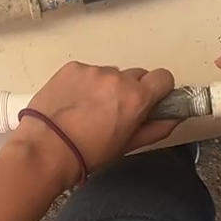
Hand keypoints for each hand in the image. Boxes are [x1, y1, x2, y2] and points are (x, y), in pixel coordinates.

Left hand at [12, 62, 177, 186]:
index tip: (151, 100)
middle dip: (130, 89)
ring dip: (105, 86)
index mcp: (136, 97)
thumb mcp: (128, 145)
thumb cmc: (88, 153)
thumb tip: (174, 118)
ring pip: (109, 74)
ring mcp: (93, 70)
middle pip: (135, 75)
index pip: (163, 77)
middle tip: (115, 110)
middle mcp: (117, 78)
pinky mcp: (72, 67)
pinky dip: (83, 83)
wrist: (46, 147)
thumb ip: (156, 129)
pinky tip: (72, 102)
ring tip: (87, 109)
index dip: (159, 89)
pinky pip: (86, 71)